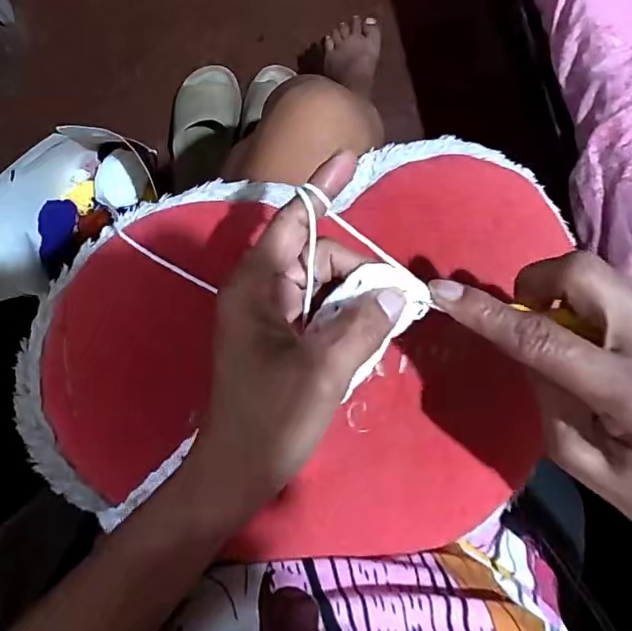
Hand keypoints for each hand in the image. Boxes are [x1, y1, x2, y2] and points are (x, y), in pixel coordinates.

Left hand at [182, 152, 404, 518]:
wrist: (234, 473)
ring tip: (385, 322)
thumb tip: (393, 290)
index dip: (322, 188)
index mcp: (257, 286)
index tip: (350, 157)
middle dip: (357, 270)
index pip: (294, 221)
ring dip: (353, 298)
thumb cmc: (271, 420)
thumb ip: (362, 323)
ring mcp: (265, 315)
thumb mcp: (325, 371)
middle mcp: (258, 291)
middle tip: (397, 301)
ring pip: (320, 285)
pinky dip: (342, 318)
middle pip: (316, 255)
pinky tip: (365, 338)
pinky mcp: (274, 338)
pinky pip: (315, 311)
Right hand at [429, 253, 631, 589]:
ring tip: (590, 348)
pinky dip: (612, 315)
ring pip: (610, 282)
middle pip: (587, 272)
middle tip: (530, 312)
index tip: (445, 290)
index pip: (546, 340)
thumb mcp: (574, 454)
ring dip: (580, 304)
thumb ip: (542, 384)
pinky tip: (628, 354)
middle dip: (540, 281)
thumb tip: (516, 326)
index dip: (488, 313)